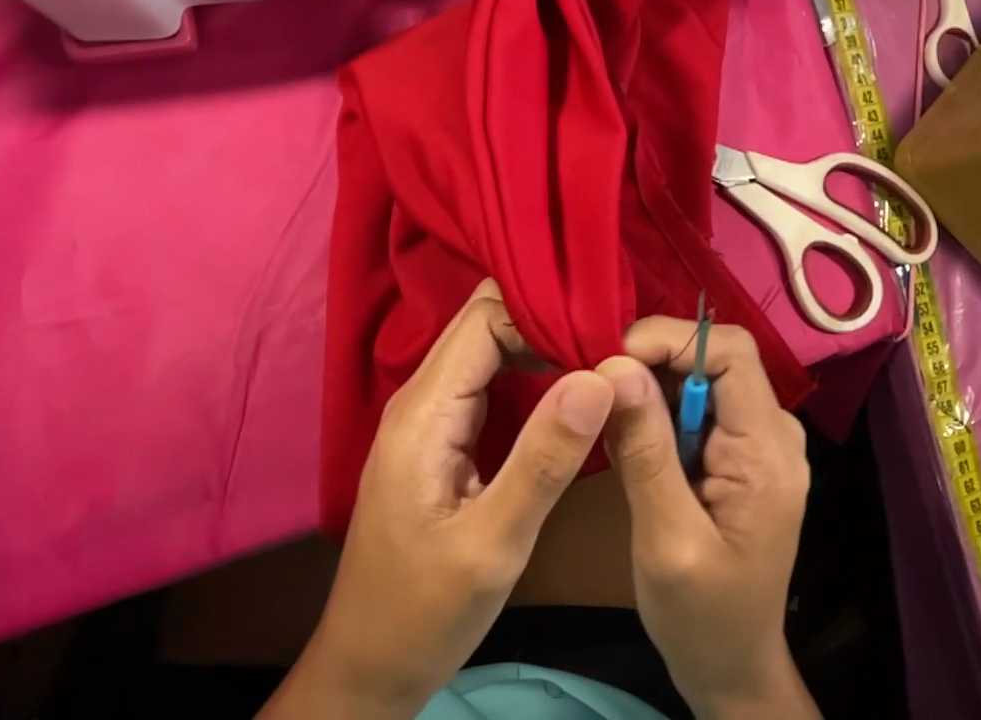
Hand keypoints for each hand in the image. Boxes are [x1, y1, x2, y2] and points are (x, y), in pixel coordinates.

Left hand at [265, 280, 616, 718]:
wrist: (368, 665)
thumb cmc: (424, 611)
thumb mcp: (494, 543)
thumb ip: (545, 459)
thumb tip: (600, 377)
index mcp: (425, 413)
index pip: (486, 319)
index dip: (544, 314)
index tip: (604, 333)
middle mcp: (422, 400)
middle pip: (485, 323)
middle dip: (547, 320)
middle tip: (613, 339)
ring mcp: (430, 418)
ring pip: (488, 349)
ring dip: (543, 344)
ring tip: (603, 355)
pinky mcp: (443, 438)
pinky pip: (489, 381)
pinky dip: (532, 373)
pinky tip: (572, 387)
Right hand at [597, 318, 820, 719]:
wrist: (731, 663)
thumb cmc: (703, 615)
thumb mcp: (666, 540)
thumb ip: (645, 451)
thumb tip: (617, 368)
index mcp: (768, 450)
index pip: (731, 353)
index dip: (670, 339)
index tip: (609, 359)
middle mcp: (772, 432)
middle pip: (715, 358)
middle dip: (652, 361)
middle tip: (594, 386)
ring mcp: (757, 441)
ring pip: (702, 378)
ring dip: (650, 386)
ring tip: (604, 415)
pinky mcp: (738, 452)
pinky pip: (698, 407)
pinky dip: (657, 411)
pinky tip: (626, 438)